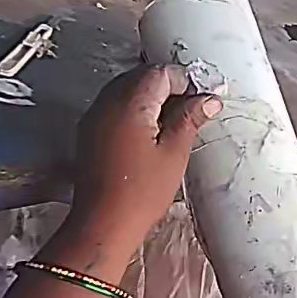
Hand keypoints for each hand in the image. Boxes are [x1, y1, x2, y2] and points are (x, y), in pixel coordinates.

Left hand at [66, 64, 220, 259]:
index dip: (185, 80)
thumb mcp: (173, 154)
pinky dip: (133, 109)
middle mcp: (107, 103)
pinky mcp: (88, 132)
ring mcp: (94, 117)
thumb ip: (189, 119)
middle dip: (167, 85)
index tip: (203, 96)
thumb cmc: (140, 194)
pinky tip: (149, 130)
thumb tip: (207, 100)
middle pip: (140, 77)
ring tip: (173, 119)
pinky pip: (113, 106)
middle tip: (192, 106)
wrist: (103, 223)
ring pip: (125, 89)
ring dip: (150, 96)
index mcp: (129, 104)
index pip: (159, 73)